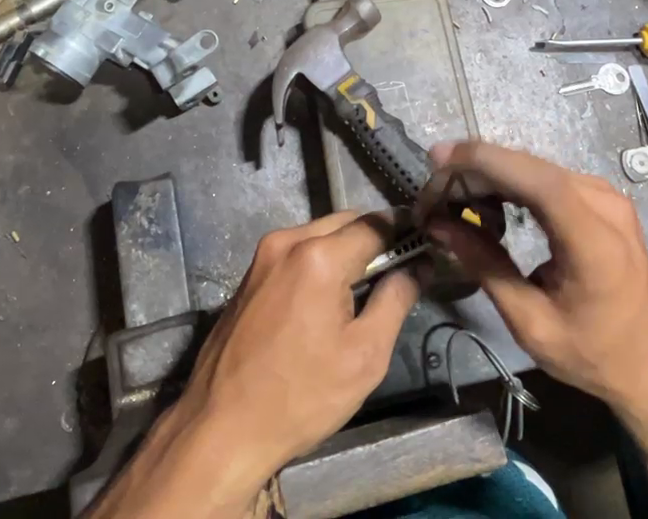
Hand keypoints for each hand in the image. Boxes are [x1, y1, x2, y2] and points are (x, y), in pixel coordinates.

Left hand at [172, 211, 420, 485]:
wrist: (223, 426)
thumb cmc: (302, 396)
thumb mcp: (365, 355)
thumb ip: (396, 299)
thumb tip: (419, 266)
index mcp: (318, 256)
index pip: (375, 224)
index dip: (405, 233)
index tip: (425, 247)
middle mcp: (286, 242)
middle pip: (345, 222)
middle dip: (375, 238)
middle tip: (400, 270)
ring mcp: (262, 256)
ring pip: (319, 234)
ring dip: (346, 249)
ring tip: (367, 286)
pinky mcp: (249, 275)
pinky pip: (296, 252)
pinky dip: (319, 261)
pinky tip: (329, 297)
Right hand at [424, 140, 647, 408]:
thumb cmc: (594, 353)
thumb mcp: (531, 323)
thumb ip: (485, 266)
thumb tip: (440, 224)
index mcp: (594, 241)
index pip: (539, 181)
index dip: (488, 162)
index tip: (441, 161)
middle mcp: (606, 206)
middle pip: (533, 167)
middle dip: (476, 169)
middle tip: (433, 192)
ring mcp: (608, 198)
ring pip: (537, 168)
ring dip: (491, 175)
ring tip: (452, 199)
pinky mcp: (603, 200)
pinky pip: (548, 178)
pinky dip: (512, 183)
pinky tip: (487, 203)